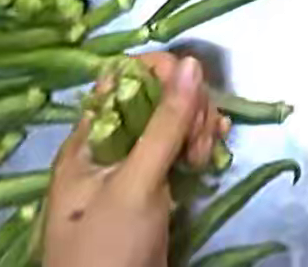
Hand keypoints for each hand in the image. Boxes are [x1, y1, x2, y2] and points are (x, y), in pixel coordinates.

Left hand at [43, 54, 226, 266]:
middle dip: (189, 109)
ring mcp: (137, 163)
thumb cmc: (107, 251)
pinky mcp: (159, 179)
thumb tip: (192, 61)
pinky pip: (188, 140)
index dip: (162, 75)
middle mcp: (113, 145)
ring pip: (179, 116)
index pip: (126, 79)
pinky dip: (206, 138)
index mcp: (90, 141)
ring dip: (200, 127)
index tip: (188, 93)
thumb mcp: (136, 184)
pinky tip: (217, 148)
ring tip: (203, 157)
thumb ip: (165, 123)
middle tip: (196, 142)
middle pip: (162, 95)